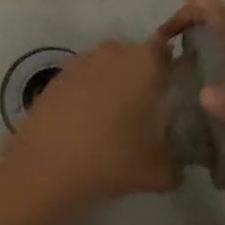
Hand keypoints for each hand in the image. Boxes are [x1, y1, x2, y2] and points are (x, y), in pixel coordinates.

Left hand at [0, 38, 180, 215]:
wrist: (47, 167)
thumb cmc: (112, 160)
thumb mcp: (158, 172)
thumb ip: (176, 165)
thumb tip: (177, 167)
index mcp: (145, 64)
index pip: (166, 51)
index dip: (171, 69)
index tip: (172, 92)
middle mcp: (113, 53)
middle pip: (134, 58)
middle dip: (140, 79)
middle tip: (144, 111)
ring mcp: (80, 62)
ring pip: (105, 68)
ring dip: (110, 86)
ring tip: (111, 120)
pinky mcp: (55, 78)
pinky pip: (81, 81)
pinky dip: (85, 96)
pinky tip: (84, 123)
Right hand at [157, 0, 224, 224]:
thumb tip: (205, 87)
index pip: (223, 24)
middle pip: (218, 29)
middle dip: (192, 4)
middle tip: (161, 3)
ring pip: (209, 52)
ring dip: (186, 33)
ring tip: (155, 38)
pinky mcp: (223, 121)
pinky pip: (200, 79)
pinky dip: (181, 66)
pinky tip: (165, 79)